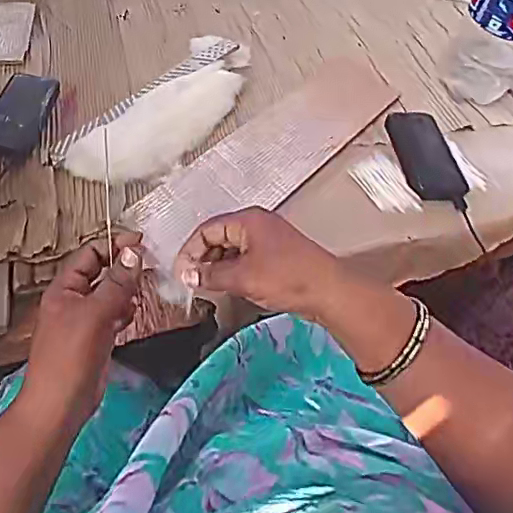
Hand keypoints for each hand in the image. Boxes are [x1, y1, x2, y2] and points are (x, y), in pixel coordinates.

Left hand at [17, 234, 143, 433]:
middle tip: (148, 264)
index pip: (90, 253)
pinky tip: (132, 313)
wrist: (59, 407)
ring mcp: (84, 320)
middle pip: (101, 272)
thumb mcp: (95, 314)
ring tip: (142, 288)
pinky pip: (113, 314)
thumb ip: (116, 283)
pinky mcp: (95, 338)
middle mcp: (72, 300)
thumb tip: (133, 255)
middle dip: (123, 267)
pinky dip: (125, 311)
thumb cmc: (67, 360)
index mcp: (64, 288)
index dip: (113, 244)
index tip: (139, 242)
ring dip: (126, 289)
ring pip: (110, 293)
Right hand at [176, 208, 359, 320]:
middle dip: (203, 258)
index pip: (207, 229)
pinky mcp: (277, 254)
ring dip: (218, 265)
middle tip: (193, 279)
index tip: (182, 272)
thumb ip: (211, 275)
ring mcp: (269, 238)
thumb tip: (189, 275)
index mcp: (248, 220)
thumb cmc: (289, 278)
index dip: (191, 250)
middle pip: (219, 236)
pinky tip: (230, 285)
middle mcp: (257, 223)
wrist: (329, 292)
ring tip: (209, 285)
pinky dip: (234, 269)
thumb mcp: (242, 278)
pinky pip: (246, 256)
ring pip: (232, 248)